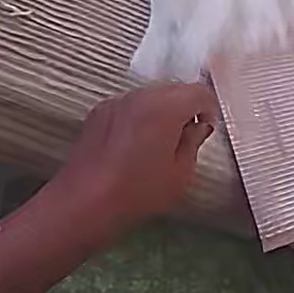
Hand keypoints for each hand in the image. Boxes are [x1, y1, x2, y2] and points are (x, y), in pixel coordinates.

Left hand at [48, 83, 218, 230]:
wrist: (84, 203)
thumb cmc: (136, 193)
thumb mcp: (180, 174)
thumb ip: (193, 142)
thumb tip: (197, 127)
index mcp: (165, 108)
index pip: (199, 92)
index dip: (209, 108)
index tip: (206, 126)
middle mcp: (140, 96)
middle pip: (174, 89)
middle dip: (185, 107)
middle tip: (187, 135)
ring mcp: (116, 102)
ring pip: (150, 95)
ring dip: (161, 110)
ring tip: (160, 143)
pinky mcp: (99, 112)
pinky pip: (129, 105)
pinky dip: (139, 116)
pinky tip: (135, 144)